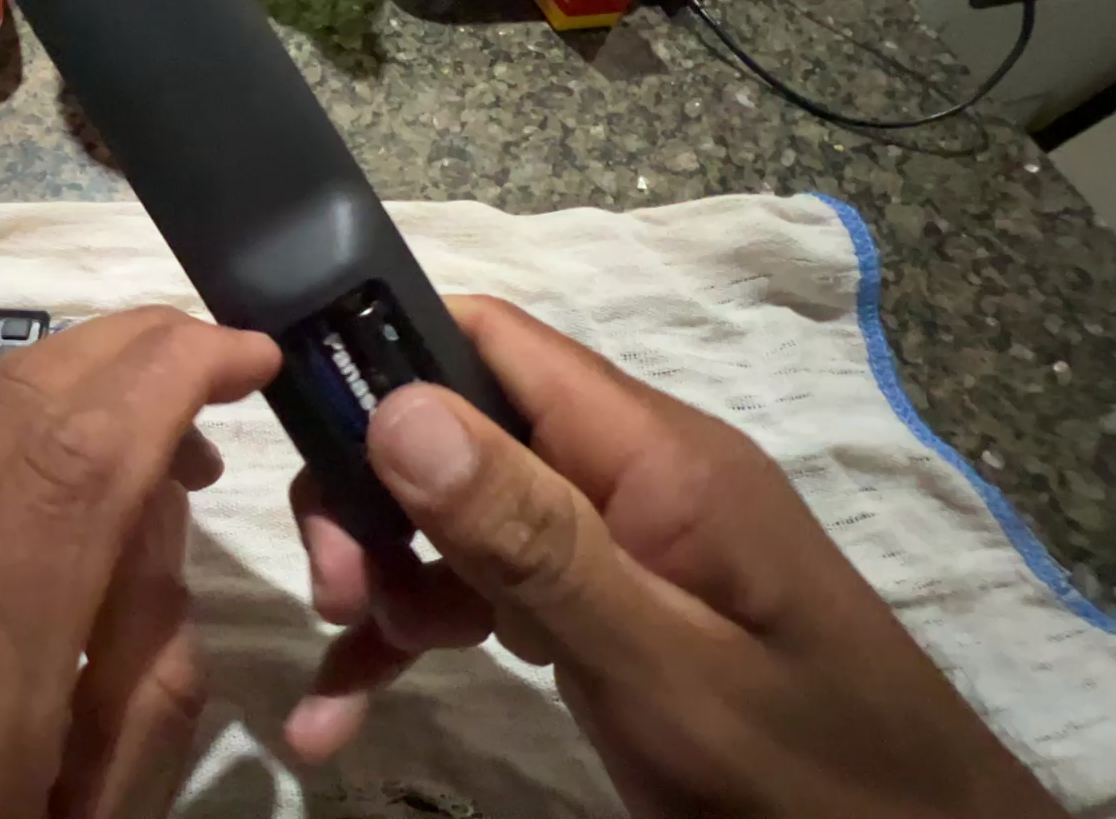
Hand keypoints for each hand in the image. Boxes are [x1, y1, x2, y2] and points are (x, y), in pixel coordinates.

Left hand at [0, 307, 280, 818]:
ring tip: (164, 458)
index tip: (248, 353)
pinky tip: (62, 536)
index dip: (166, 376)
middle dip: (133, 343)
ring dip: (92, 400)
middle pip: (16, 399)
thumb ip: (151, 667)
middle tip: (216, 359)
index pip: (71, 464)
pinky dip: (35, 464)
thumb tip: (153, 506)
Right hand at [287, 296, 1067, 818]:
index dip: (390, 347)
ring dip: (381, 568)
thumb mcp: (661, 663)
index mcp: (644, 448)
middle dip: (371, 494)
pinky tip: (340, 701)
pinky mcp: (578, 599)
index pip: (492, 340)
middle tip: (333, 579)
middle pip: (450, 432)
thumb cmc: (810, 779)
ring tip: (347, 640)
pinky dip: (404, 633)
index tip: (305, 407)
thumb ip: (533, 536)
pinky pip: (469, 590)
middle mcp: (610, 471)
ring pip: (444, 512)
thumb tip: (399, 412)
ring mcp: (592, 537)